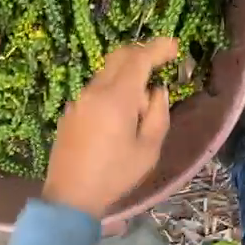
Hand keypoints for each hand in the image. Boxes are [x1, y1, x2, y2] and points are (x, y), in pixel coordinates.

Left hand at [41, 38, 176, 218]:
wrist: (70, 196)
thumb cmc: (115, 175)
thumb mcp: (149, 149)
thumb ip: (158, 114)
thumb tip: (157, 91)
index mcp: (117, 98)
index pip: (139, 58)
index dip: (158, 48)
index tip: (174, 47)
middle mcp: (94, 92)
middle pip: (118, 57)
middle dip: (141, 54)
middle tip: (160, 63)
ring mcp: (78, 101)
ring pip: (105, 74)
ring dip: (126, 76)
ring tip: (139, 109)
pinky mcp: (70, 113)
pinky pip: (94, 90)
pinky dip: (111, 90)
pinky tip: (118, 118)